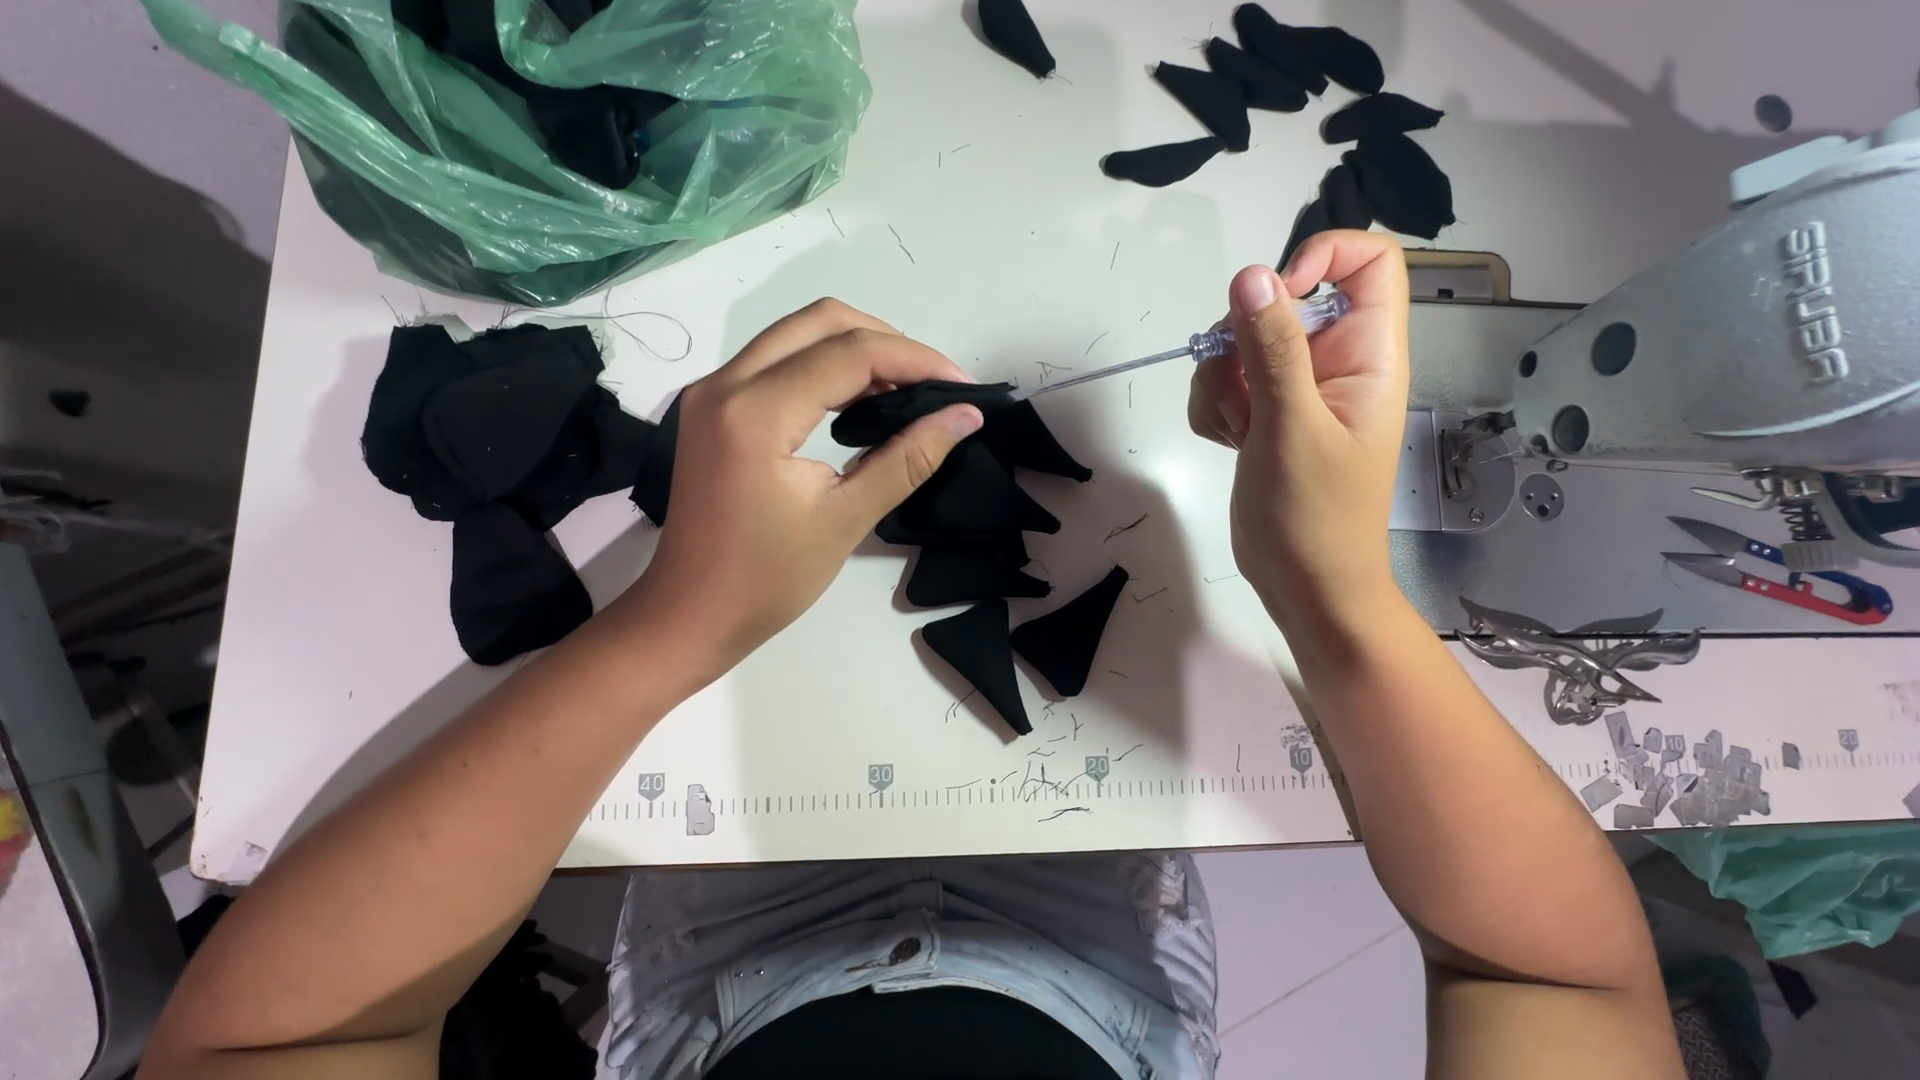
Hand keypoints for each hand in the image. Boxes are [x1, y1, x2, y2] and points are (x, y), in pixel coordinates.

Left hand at [621, 299, 982, 675]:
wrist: (691, 612)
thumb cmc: (768, 581)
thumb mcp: (846, 519)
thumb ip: (909, 458)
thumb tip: (966, 415)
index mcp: (756, 413)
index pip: (850, 354)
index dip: (915, 360)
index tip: (961, 387)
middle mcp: (726, 384)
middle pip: (821, 320)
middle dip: (887, 340)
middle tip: (934, 383)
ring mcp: (712, 391)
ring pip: (797, 332)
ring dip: (856, 348)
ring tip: (907, 390)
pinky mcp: (712, 405)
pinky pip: (777, 358)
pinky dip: (825, 364)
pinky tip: (860, 399)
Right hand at [1187, 231, 1410, 624]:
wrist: (1303, 585)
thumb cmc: (1315, 516)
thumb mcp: (1292, 428)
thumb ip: (1272, 350)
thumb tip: (1252, 275)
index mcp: (1368, 355)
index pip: (1369, 264)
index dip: (1321, 257)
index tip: (1271, 295)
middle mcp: (1335, 363)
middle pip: (1283, 304)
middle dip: (1242, 340)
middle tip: (1238, 391)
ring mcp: (1297, 391)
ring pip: (1242, 345)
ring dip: (1221, 380)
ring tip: (1235, 429)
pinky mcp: (1265, 416)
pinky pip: (1226, 383)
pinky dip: (1214, 407)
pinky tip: (1227, 441)